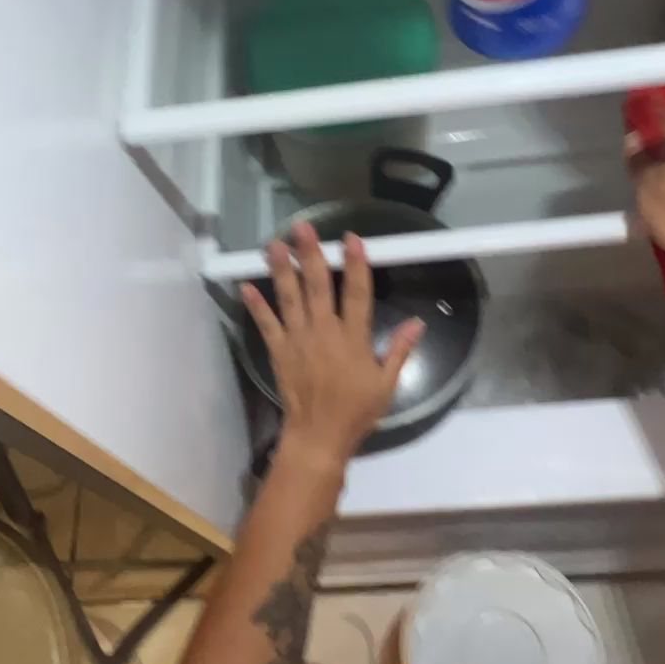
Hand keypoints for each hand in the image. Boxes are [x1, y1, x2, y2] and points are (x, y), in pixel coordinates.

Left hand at [242, 223, 424, 469]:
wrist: (319, 436)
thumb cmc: (357, 411)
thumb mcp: (387, 384)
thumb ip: (399, 351)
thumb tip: (417, 323)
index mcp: (353, 338)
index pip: (358, 293)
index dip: (356, 264)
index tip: (352, 239)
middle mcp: (324, 332)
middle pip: (318, 286)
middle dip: (311, 254)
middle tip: (303, 227)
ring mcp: (299, 340)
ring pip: (290, 298)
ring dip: (282, 270)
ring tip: (275, 244)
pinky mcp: (279, 352)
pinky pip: (267, 324)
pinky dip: (257, 305)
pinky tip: (248, 285)